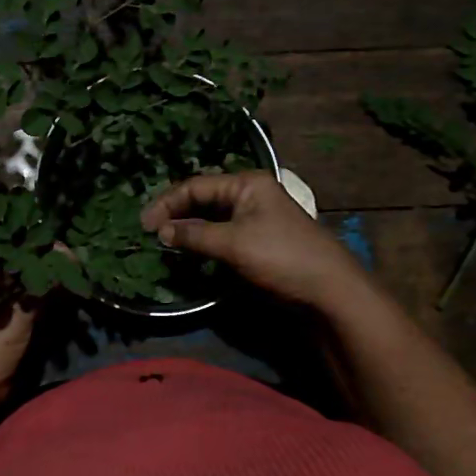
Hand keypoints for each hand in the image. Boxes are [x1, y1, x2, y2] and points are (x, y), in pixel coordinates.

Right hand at [140, 171, 358, 306]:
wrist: (331, 292)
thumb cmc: (282, 257)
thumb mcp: (233, 244)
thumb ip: (194, 235)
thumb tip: (160, 231)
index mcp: (247, 184)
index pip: (196, 186)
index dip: (167, 203)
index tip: (144, 224)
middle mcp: (250, 195)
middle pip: (202, 198)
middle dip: (175, 214)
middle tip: (149, 232)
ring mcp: (255, 217)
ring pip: (211, 217)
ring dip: (187, 228)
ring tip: (163, 241)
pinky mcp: (258, 240)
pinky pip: (222, 233)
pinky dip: (203, 240)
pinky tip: (188, 250)